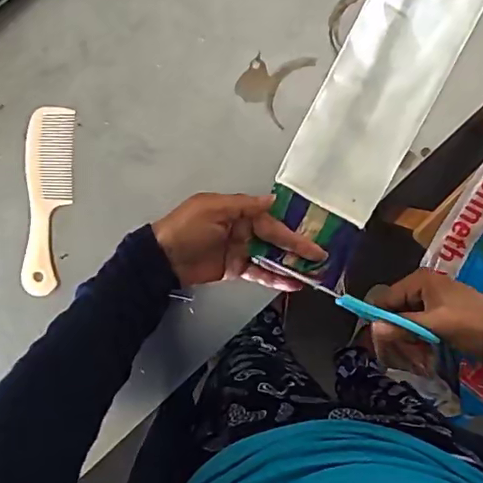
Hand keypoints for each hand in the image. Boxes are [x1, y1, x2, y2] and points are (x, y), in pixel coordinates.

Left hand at [151, 193, 326, 290]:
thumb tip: (271, 200)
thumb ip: (244, 205)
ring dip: (291, 264)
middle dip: (297, 247)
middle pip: (274, 238)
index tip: (312, 236)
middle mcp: (241, 229)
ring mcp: (239, 249)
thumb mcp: (212, 209)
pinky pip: (259, 272)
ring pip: (270, 256)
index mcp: (236, 211)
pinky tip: (293, 283)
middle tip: (321, 257)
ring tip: (313, 273)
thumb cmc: (185, 229)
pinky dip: (276, 278)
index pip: (270, 219)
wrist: (162, 259)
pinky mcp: (235, 269)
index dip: (290, 229)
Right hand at [369, 268, 482, 360]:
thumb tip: (372, 328)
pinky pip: (418, 323)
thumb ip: (402, 325)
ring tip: (416, 352)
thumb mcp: (434, 324)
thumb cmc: (469, 323)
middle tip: (402, 349)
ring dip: (407, 336)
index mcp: (419, 280)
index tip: (378, 339)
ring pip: (406, 318)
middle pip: (395, 308)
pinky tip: (423, 349)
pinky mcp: (439, 312)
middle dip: (396, 329)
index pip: (385, 298)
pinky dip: (418, 336)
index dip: (380, 318)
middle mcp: (422, 285)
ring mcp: (432, 298)